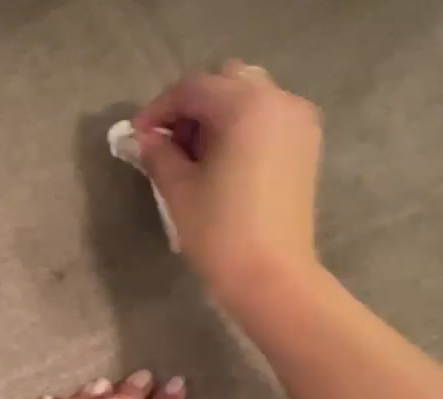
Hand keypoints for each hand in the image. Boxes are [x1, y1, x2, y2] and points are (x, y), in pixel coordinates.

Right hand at [131, 61, 324, 300]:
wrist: (270, 273)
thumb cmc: (218, 232)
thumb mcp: (179, 190)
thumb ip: (159, 155)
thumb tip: (146, 138)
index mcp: (245, 107)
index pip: (194, 88)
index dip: (159, 108)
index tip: (137, 136)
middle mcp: (278, 100)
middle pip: (225, 82)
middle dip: (191, 107)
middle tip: (165, 143)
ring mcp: (298, 120)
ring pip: (248, 96)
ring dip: (215, 115)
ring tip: (191, 155)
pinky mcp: (305, 143)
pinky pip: (266, 116)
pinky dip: (239, 126)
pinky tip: (219, 161)